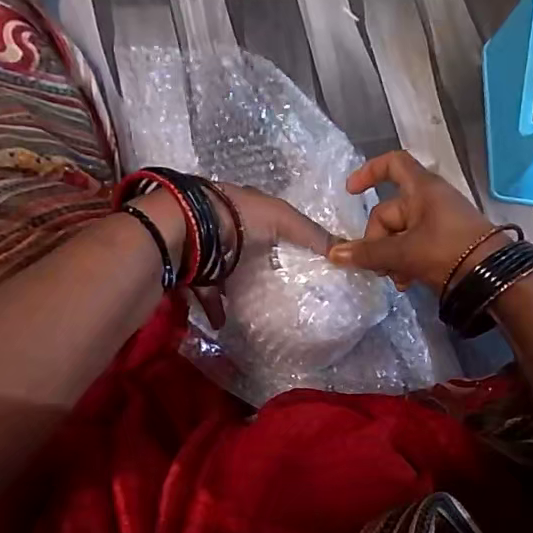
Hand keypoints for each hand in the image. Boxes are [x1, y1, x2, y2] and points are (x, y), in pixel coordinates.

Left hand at [132, 181, 336, 328]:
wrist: (188, 227)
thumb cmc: (239, 217)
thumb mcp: (283, 220)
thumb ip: (311, 234)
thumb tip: (344, 249)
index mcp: (247, 208)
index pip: (271, 221)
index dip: (285, 237)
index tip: (300, 260)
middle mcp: (225, 226)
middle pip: (246, 249)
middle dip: (259, 266)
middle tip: (278, 289)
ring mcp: (206, 249)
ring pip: (225, 271)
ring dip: (236, 289)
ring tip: (253, 309)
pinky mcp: (192, 271)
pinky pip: (206, 293)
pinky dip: (216, 309)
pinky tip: (225, 324)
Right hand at [326, 151, 500, 292]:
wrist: (491, 276)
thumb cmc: (447, 251)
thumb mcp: (404, 252)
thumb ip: (368, 253)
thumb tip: (335, 253)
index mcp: (421, 190)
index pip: (393, 164)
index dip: (369, 172)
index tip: (351, 192)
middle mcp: (429, 201)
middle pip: (389, 213)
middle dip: (378, 241)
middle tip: (378, 267)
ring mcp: (438, 223)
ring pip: (400, 235)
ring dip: (391, 257)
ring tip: (394, 278)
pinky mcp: (444, 244)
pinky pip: (414, 248)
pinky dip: (405, 263)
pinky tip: (405, 283)